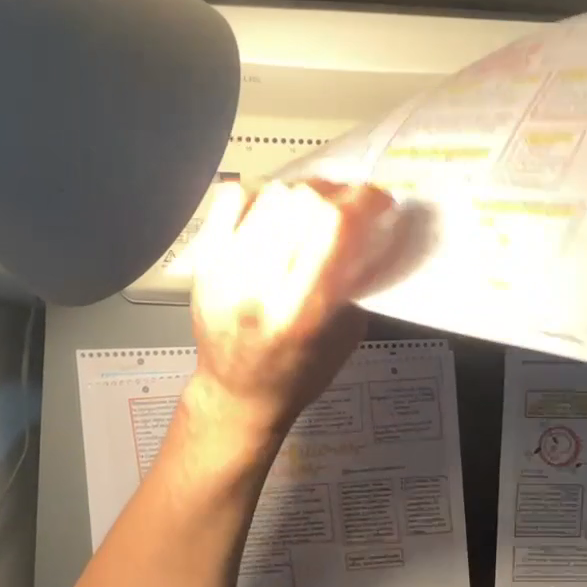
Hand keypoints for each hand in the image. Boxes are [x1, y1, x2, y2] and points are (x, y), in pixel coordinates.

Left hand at [186, 180, 401, 443]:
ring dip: (304, 192)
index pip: (334, 226)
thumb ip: (356, 281)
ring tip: (317, 206)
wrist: (237, 394)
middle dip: (338, 193)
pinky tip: (277, 211)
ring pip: (271, 193)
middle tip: (353, 203)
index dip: (364, 200)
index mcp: (299, 312)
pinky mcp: (205, 260)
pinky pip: (232, 198)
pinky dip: (261, 194)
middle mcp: (257, 286)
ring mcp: (225, 269)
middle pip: (303, 201)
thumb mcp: (344, 335)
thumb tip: (372, 227)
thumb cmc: (299, 374)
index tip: (381, 200)